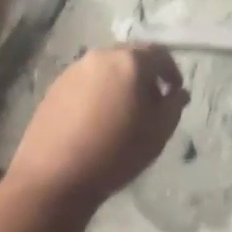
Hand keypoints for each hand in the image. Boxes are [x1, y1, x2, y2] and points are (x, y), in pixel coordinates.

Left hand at [5, 44, 189, 208]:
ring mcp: (75, 69)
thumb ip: (174, 106)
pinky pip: (87, 80)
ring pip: (107, 68)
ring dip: (120, 82)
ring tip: (122, 111)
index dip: (171, 71)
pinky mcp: (56, 86)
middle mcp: (102, 56)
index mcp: (130, 61)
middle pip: (131, 56)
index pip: (160, 54)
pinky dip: (98, 91)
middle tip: (150, 101)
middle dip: (145, 74)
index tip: (174, 92)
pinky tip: (97, 118)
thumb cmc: (115, 153)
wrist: (54, 176)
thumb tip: (177, 92)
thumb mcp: (158, 133)